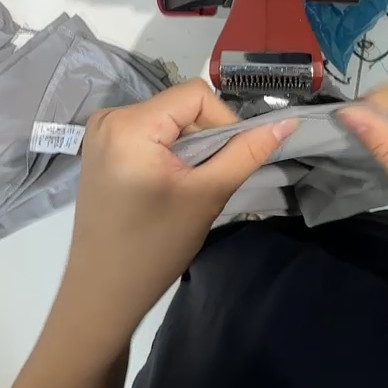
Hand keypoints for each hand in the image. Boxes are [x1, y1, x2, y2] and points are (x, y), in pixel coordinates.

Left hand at [55, 82, 296, 346]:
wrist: (103, 292)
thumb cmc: (154, 246)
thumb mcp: (207, 195)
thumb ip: (247, 153)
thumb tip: (286, 122)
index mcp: (129, 123)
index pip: (195, 95)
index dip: (223, 122)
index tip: (227, 163)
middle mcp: (110, 116)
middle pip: (180, 107)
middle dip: (203, 139)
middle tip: (203, 183)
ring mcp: (102, 132)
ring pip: (168, 120)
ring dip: (187, 148)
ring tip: (183, 188)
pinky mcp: (102, 149)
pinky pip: (149, 134)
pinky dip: (168, 153)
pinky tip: (165, 187)